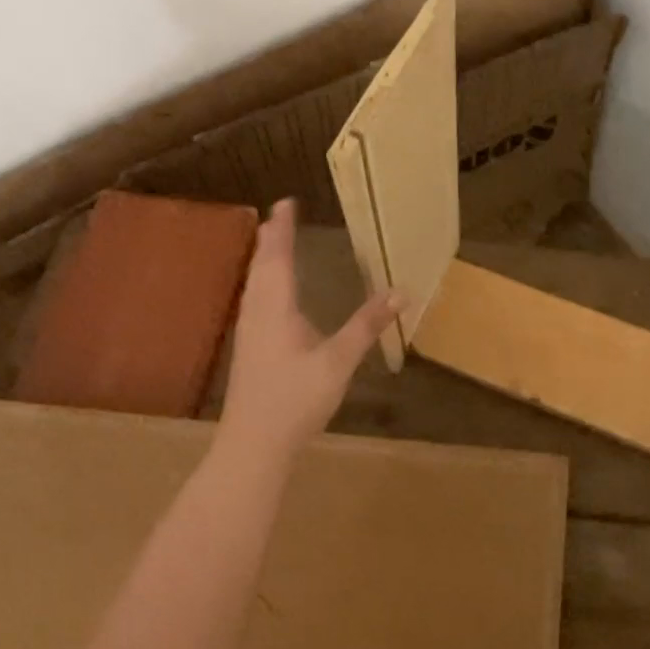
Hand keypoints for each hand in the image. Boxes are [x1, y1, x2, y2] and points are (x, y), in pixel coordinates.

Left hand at [217, 199, 401, 459]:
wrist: (253, 446)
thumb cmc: (295, 400)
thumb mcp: (338, 362)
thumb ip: (367, 326)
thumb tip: (400, 293)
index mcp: (275, 309)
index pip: (278, 258)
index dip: (282, 230)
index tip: (284, 203)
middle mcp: (257, 314)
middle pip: (261, 268)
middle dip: (270, 241)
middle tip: (277, 217)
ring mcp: (249, 334)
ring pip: (254, 286)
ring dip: (263, 261)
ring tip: (270, 245)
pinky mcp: (249, 351)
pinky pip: (254, 302)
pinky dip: (262, 284)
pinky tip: (269, 297)